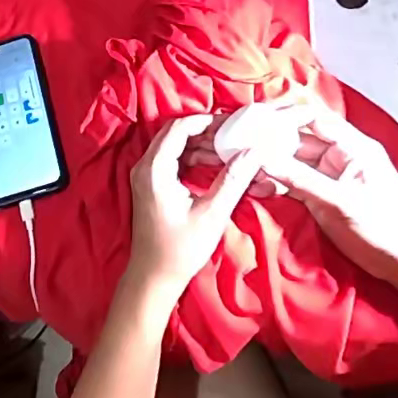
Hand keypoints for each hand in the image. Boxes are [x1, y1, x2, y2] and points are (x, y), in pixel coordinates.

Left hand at [126, 115, 263, 297]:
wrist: (153, 275)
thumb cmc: (180, 249)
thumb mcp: (211, 213)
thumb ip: (232, 179)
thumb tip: (253, 152)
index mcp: (154, 169)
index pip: (179, 128)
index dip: (206, 121)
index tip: (232, 123)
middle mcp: (144, 166)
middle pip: (175, 134)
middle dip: (206, 131)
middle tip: (235, 135)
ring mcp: (145, 175)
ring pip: (175, 146)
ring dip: (201, 146)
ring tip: (232, 151)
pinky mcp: (151, 184)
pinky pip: (173, 160)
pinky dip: (193, 159)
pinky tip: (217, 165)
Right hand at [257, 103, 397, 279]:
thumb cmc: (386, 229)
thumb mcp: (340, 203)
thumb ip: (300, 179)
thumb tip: (263, 158)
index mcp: (354, 147)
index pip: (314, 118)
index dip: (284, 115)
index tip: (255, 120)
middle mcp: (340, 156)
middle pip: (298, 139)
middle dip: (270, 141)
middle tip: (239, 146)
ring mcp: (330, 177)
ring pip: (292, 162)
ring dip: (269, 164)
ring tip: (243, 169)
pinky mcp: (322, 197)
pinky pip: (293, 183)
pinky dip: (275, 183)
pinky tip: (256, 186)